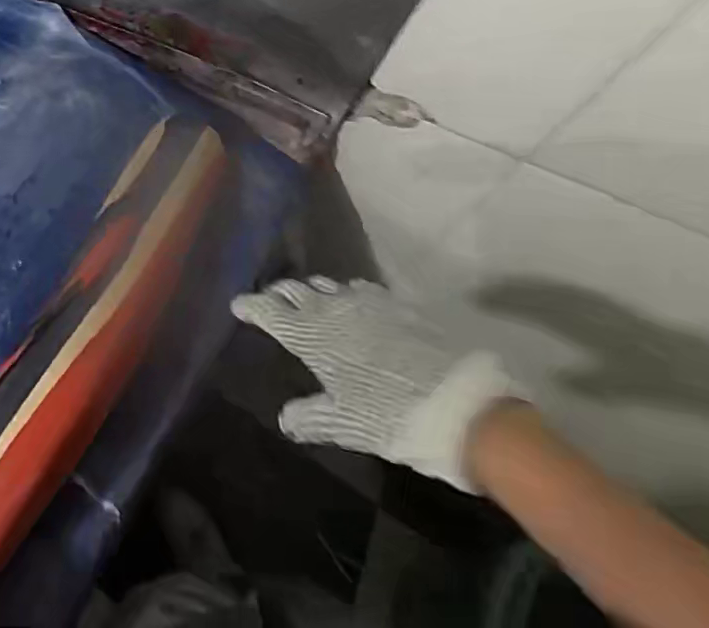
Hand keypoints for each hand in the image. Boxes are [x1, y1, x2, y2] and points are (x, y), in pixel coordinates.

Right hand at [231, 277, 517, 491]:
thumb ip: (308, 418)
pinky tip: (357, 306)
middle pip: (292, 289)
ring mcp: (367, 305)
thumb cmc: (392, 418)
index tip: (238, 307)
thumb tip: (285, 419)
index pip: (266, 310)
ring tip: (311, 302)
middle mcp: (330, 310)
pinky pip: (363, 291)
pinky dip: (350, 295)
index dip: (248, 307)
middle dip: (277, 294)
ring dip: (313, 291)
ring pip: (326, 285)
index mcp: (308, 335)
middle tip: (271, 301)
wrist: (470, 413)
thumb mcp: (344, 424)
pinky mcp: (401, 308)